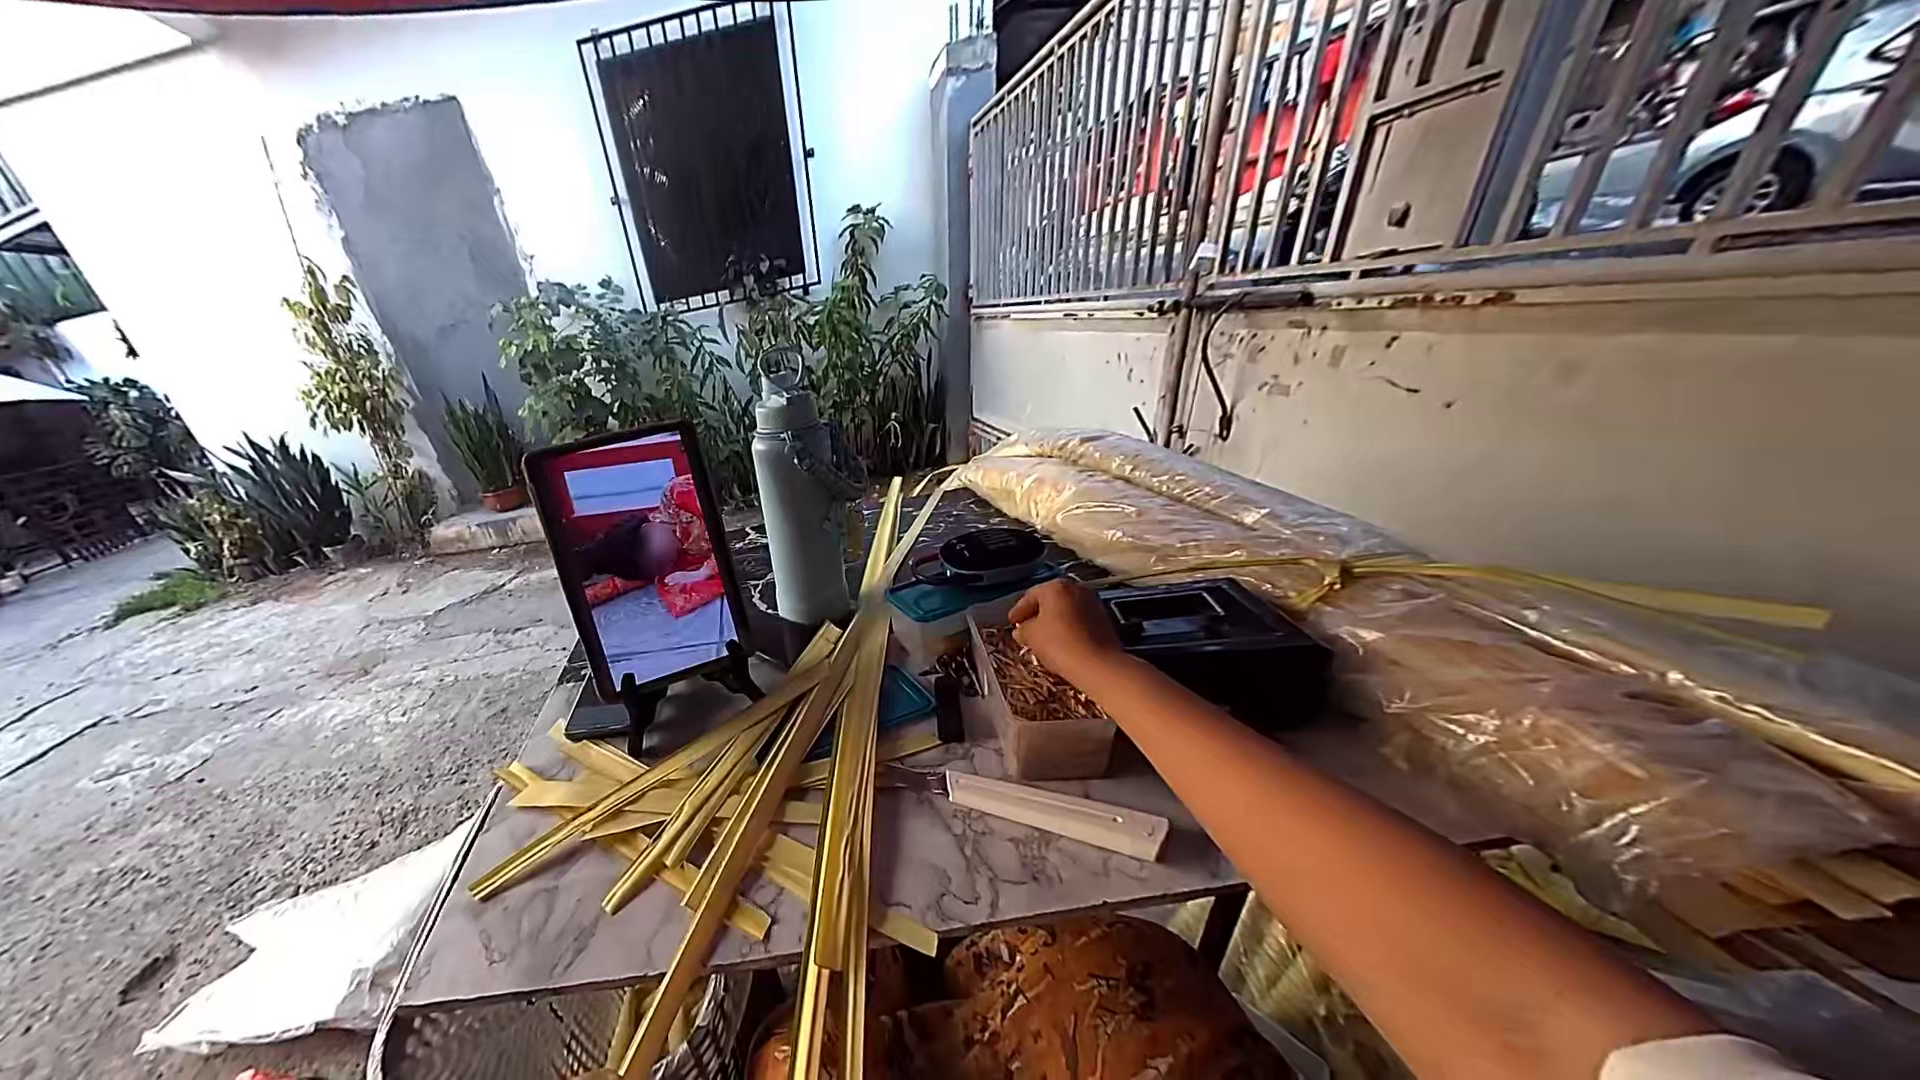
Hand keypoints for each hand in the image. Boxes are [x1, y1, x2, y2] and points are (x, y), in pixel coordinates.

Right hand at [1007, 579, 1125, 682]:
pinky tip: (1062, 642)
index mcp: (1056, 587)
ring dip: (1054, 621)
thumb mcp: (1031, 636)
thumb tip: (1021, 631)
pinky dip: (1069, 627)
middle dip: (1037, 615)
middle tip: (1026, 629)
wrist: (1097, 664)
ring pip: (1067, 610)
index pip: (1031, 596)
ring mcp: (1093, 603)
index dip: (1019, 610)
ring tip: (1043, 638)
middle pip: (1051, 600)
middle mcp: (1077, 589)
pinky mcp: (1104, 619)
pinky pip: (1080, 620)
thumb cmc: (1059, 644)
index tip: (1013, 621)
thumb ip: (1023, 629)